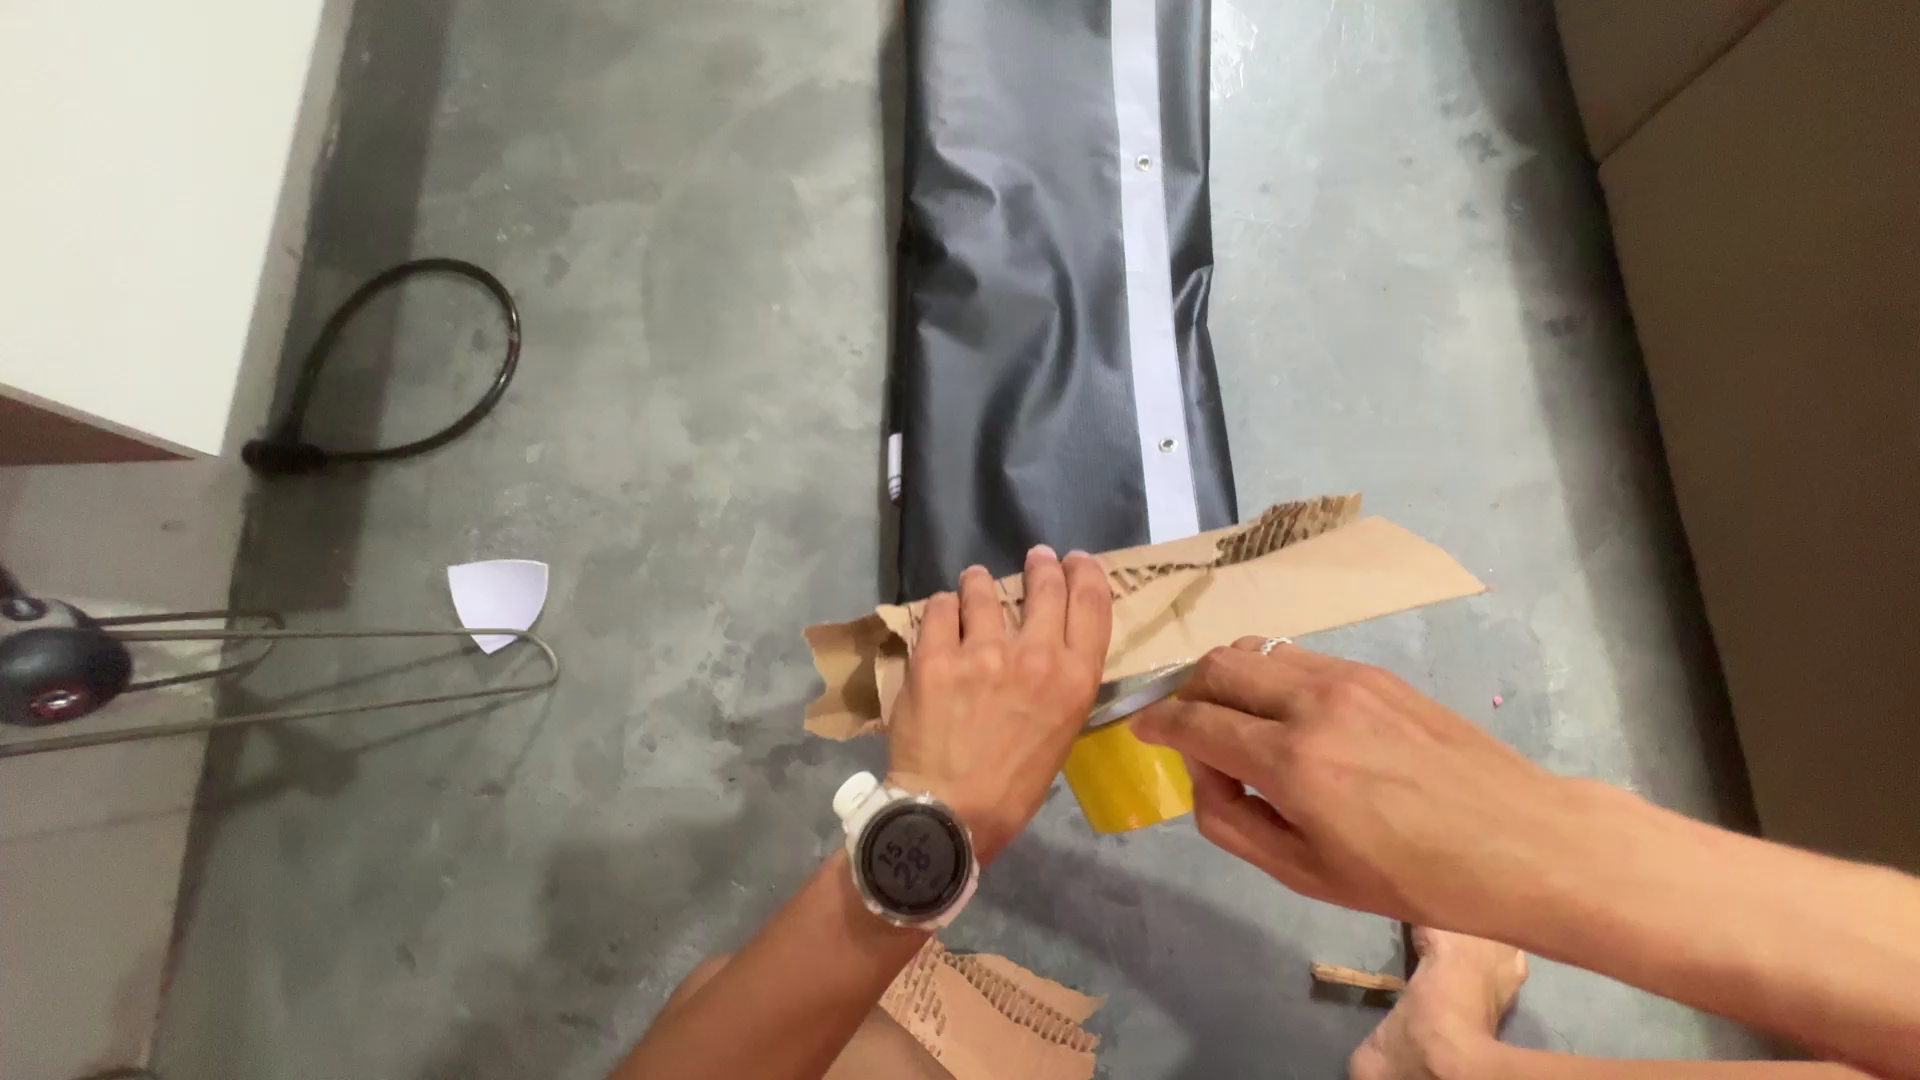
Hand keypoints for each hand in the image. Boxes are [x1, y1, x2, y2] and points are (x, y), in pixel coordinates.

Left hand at [886, 546, 1112, 862]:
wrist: (950, 813)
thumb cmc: (1012, 785)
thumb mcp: (1060, 732)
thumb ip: (1060, 681)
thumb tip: (1046, 643)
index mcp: (1075, 680)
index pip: (1092, 604)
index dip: (1086, 573)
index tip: (1076, 561)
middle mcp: (1036, 656)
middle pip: (1045, 586)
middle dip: (1042, 565)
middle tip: (1036, 557)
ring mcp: (983, 653)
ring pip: (983, 588)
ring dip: (980, 582)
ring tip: (976, 582)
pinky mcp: (935, 656)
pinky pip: (940, 608)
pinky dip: (942, 608)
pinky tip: (942, 615)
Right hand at [1133, 638, 1604, 931]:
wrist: (1525, 842)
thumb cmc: (1414, 877)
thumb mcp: (1306, 874)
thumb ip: (1232, 823)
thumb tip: (1202, 777)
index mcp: (1291, 762)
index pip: (1193, 721)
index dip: (1156, 724)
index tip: (1142, 731)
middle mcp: (1309, 704)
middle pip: (1214, 667)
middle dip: (1187, 694)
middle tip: (1195, 732)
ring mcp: (1344, 678)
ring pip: (1252, 650)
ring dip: (1226, 679)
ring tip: (1240, 720)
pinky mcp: (1371, 671)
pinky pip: (1293, 657)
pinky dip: (1268, 677)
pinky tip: (1290, 716)